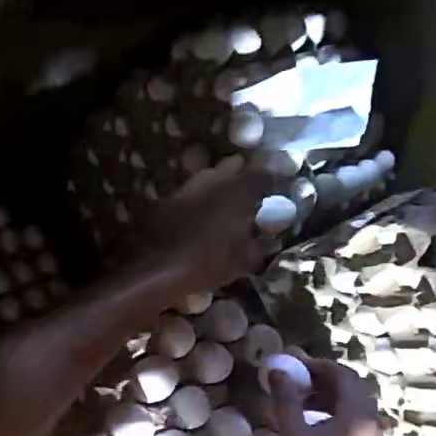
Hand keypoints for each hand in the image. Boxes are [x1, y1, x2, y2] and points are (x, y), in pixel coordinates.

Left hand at [140, 167, 277, 296]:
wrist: (157, 270)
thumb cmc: (208, 264)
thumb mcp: (244, 261)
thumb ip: (261, 246)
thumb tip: (272, 241)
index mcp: (238, 190)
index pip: (264, 174)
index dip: (274, 180)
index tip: (278, 190)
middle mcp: (213, 180)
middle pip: (233, 166)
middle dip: (244, 174)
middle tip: (251, 191)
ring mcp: (186, 186)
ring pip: (208, 175)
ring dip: (219, 183)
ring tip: (224, 199)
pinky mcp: (166, 199)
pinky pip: (188, 192)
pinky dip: (198, 199)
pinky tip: (198, 213)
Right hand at [269, 357, 383, 435]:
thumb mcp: (293, 434)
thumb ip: (286, 399)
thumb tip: (276, 371)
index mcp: (359, 413)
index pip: (343, 375)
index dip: (318, 367)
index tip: (294, 367)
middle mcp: (373, 424)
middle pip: (351, 391)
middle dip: (322, 383)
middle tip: (296, 385)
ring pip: (352, 409)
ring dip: (327, 401)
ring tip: (299, 407)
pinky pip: (353, 426)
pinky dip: (333, 418)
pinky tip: (311, 431)